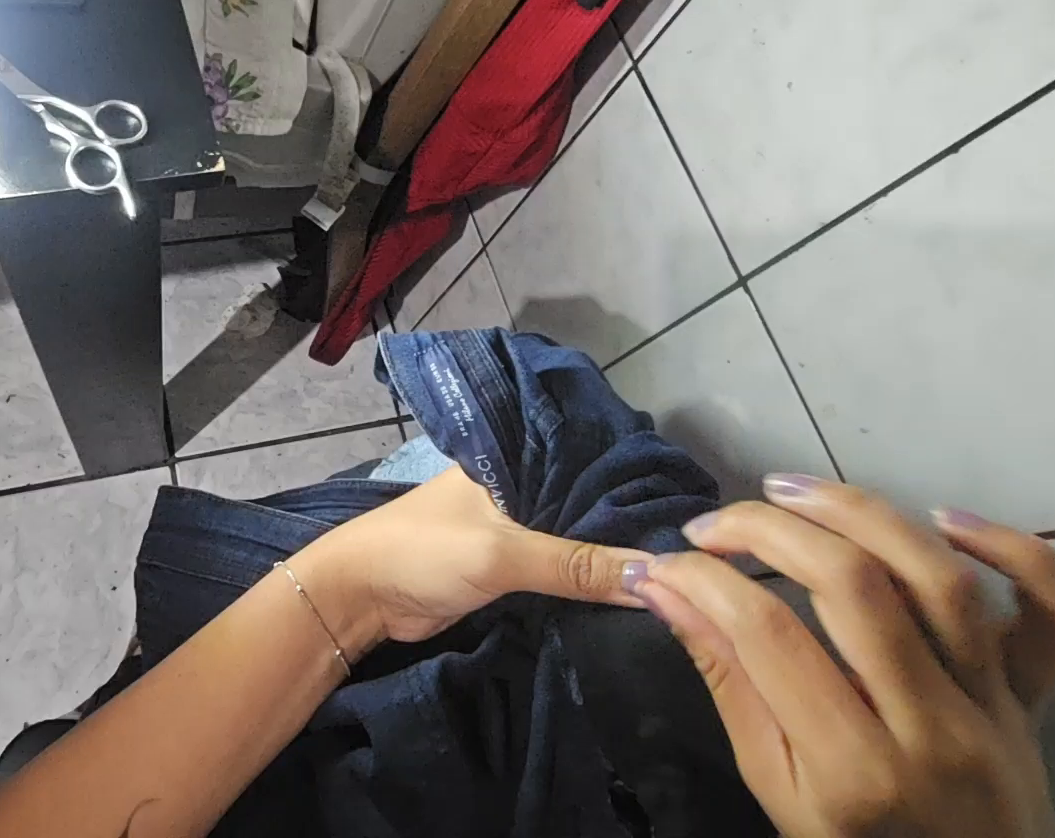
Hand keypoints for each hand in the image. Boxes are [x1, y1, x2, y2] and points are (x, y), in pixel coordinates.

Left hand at [287, 465, 654, 652]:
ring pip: (571, 534)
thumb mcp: (501, 553)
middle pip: (582, 499)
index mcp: (511, 457)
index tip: (688, 501)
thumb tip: (657, 576)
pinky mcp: (506, 563)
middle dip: (624, 520)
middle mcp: (515, 483)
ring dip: (606, 553)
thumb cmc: (424, 550)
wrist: (362, 596)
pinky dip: (583, 577)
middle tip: (692, 546)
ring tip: (674, 570)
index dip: (629, 477)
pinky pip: (556, 565)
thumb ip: (573, 563)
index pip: (584, 457)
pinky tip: (627, 591)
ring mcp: (510, 525)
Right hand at [628, 475, 1054, 837]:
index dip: (702, 579)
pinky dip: (1017, 554)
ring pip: (939, 578)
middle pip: (853, 585)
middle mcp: (936, 730)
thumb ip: (721, 676)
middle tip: (713, 524)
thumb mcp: (770, 778)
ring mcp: (1000, 708)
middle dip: (766, 530)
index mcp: (855, 768)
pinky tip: (946, 518)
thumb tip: (657, 585)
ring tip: (788, 490)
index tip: (664, 562)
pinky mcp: (1039, 695)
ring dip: (856, 512)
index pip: (765, 633)